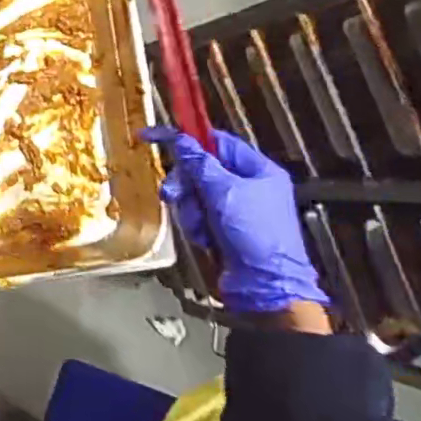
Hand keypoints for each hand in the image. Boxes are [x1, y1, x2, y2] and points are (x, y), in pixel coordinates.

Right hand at [140, 126, 328, 315]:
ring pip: (195, 196)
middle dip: (186, 185)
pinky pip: (198, 217)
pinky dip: (197, 227)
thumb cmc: (254, 233)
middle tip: (174, 194)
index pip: (217, 142)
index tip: (156, 136)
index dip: (188, 139)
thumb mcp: (224, 192)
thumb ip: (199, 164)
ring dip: (191, 211)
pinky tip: (207, 239)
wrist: (264, 285)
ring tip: (202, 227)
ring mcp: (235, 209)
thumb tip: (181, 140)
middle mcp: (247, 186)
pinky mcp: (224, 229)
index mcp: (258, 169)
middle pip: (201, 170)